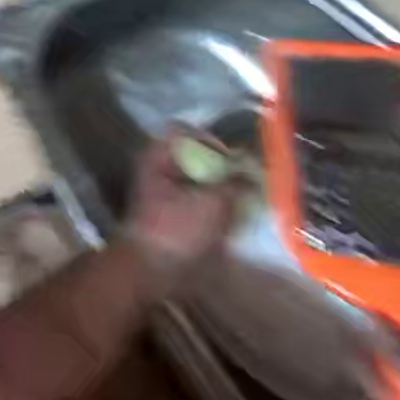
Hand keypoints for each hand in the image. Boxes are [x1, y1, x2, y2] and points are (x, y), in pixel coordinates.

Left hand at [123, 127, 240, 275]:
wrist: (149, 269)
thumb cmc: (176, 230)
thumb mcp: (211, 205)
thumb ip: (233, 185)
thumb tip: (250, 172)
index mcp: (157, 156)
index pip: (183, 130)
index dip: (209, 139)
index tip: (233, 158)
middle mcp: (157, 167)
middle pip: (192, 154)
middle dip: (220, 165)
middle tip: (246, 178)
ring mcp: (162, 189)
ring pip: (196, 177)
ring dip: (220, 185)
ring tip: (245, 197)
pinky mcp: (171, 212)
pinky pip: (197, 197)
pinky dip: (215, 202)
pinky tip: (235, 214)